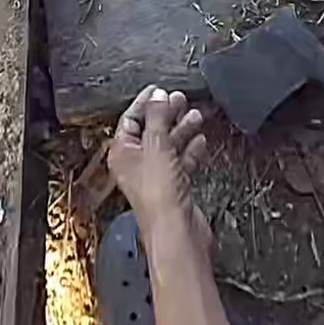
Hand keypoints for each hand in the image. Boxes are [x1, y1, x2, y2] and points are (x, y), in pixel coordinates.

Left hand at [108, 85, 209, 240]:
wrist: (178, 234)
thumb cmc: (158, 196)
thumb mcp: (156, 145)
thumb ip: (158, 117)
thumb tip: (158, 95)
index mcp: (122, 153)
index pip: (130, 119)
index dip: (145, 103)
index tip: (158, 90)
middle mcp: (136, 164)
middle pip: (151, 130)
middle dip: (166, 114)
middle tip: (180, 99)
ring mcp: (155, 177)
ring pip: (168, 145)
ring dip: (181, 129)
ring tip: (195, 115)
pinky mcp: (173, 188)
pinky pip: (181, 162)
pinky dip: (190, 150)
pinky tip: (200, 140)